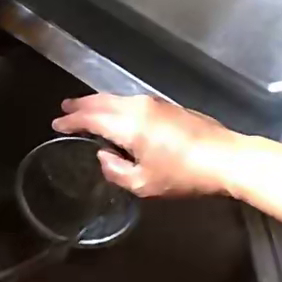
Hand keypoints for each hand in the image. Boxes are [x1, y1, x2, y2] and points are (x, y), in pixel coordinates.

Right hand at [51, 94, 241, 197]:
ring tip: (86, 108)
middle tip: (65, 108)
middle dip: (82, 104)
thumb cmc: (183, 174)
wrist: (224, 157)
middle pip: (103, 101)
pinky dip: (116, 104)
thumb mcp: (144, 184)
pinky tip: (116, 113)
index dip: (72, 120)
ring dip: (99, 102)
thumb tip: (104, 156)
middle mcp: (139, 107)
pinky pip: (132, 100)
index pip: (92, 118)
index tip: (57, 123)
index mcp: (129, 125)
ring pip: (118, 98)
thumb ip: (117, 170)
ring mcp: (155, 103)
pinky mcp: (168, 105)